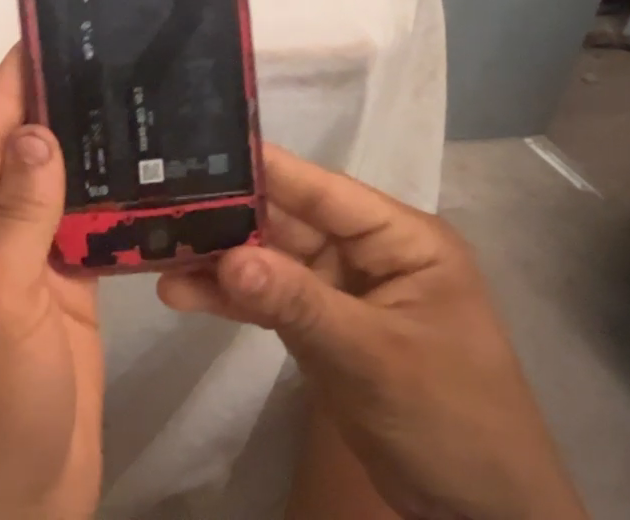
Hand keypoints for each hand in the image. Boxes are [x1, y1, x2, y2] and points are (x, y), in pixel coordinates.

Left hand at [0, 47, 102, 519]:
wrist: (16, 505)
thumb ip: (16, 215)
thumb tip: (33, 132)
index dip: (8, 89)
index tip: (42, 37)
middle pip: (19, 160)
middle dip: (54, 112)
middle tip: (105, 61)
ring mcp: (24, 267)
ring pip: (56, 195)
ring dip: (88, 157)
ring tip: (132, 102)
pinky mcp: (65, 295)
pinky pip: (87, 238)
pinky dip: (112, 210)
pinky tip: (147, 178)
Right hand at [159, 146, 586, 519]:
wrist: (477, 511)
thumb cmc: (451, 417)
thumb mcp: (375, 356)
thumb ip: (299, 302)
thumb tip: (228, 258)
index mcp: (400, 239)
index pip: (320, 190)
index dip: (260, 168)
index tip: (193, 146)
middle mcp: (365, 252)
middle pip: (282, 220)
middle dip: (222, 217)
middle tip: (152, 206)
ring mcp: (337, 289)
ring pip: (264, 259)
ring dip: (215, 261)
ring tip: (152, 255)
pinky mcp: (316, 325)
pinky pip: (263, 299)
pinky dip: (225, 298)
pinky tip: (178, 294)